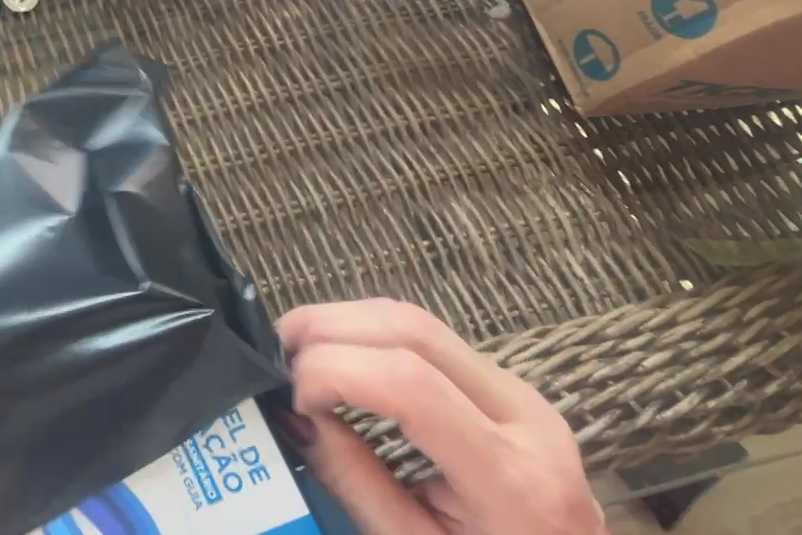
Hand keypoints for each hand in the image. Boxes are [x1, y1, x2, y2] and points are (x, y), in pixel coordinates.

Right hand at [278, 299, 605, 534]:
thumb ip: (355, 481)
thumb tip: (292, 413)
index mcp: (515, 481)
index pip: (410, 384)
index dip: (333, 372)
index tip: (291, 398)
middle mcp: (526, 417)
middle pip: (410, 330)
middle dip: (327, 328)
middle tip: (274, 354)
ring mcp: (519, 391)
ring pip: (413, 318)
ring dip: (341, 321)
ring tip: (294, 350)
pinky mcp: (503, 382)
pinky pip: (423, 334)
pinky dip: (365, 332)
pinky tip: (334, 353)